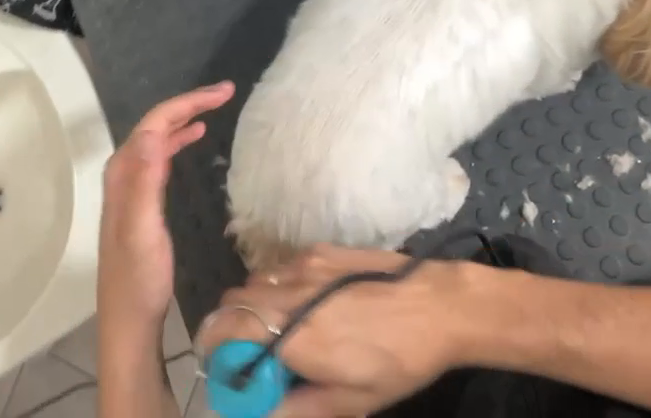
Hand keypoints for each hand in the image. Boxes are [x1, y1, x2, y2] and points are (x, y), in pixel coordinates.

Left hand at [98, 82, 236, 343]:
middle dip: (189, 103)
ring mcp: (131, 185)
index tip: (223, 93)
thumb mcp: (143, 231)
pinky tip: (193, 138)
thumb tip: (149, 133)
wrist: (129, 321)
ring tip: (214, 107)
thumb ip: (144, 182)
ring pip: (157, 137)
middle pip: (156, 123)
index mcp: (124, 173)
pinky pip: (160, 155)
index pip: (155, 122)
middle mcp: (124, 172)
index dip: (188, 102)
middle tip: (225, 93)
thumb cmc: (139, 279)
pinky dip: (178, 139)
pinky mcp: (141, 199)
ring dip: (184, 118)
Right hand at [198, 245, 483, 417]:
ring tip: (278, 327)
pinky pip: (281, 265)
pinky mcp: (320, 248)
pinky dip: (278, 284)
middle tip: (249, 351)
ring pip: (256, 280)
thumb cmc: (398, 360)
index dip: (213, 346)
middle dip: (230, 325)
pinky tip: (305, 301)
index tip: (219, 366)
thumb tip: (263, 415)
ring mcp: (304, 264)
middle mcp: (290, 292)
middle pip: (233, 301)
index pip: (228, 329)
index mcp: (295, 335)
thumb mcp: (353, 401)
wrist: (437, 304)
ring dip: (254, 303)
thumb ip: (301, 408)